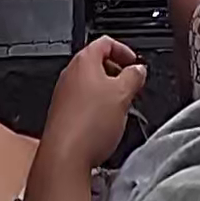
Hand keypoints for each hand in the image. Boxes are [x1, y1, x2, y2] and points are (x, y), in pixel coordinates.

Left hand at [40, 36, 146, 169]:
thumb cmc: (90, 123)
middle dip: (117, 72)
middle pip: (97, 62)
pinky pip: (81, 102)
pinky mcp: (61, 114)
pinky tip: (104, 123)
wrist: (64, 158)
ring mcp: (63, 94)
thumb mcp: (123, 95)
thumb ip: (134, 77)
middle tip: (131, 85)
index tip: (135, 63)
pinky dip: (95, 106)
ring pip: (90, 83)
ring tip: (120, 106)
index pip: (106, 42)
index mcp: (84, 61)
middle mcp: (70, 74)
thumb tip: (138, 70)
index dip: (124, 50)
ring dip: (107, 91)